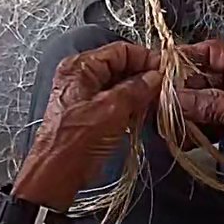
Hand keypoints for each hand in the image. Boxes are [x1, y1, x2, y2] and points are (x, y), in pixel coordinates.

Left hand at [17, 41, 162, 210]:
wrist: (57, 173)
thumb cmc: (76, 140)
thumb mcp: (112, 109)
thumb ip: (136, 89)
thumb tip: (155, 77)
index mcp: (80, 67)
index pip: (120, 50)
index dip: (145, 58)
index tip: (166, 70)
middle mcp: (81, 77)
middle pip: (121, 67)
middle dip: (144, 77)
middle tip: (165, 88)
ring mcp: (85, 95)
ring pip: (120, 85)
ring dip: (139, 93)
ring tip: (158, 102)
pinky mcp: (91, 114)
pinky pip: (116, 102)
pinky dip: (131, 106)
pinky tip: (144, 114)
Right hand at [175, 40, 223, 192]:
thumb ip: (206, 103)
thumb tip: (172, 97)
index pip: (213, 52)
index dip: (188, 56)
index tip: (162, 65)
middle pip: (201, 78)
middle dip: (181, 90)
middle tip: (159, 100)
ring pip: (198, 102)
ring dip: (183, 113)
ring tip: (166, 122)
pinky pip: (202, 123)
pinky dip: (190, 130)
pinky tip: (178, 138)